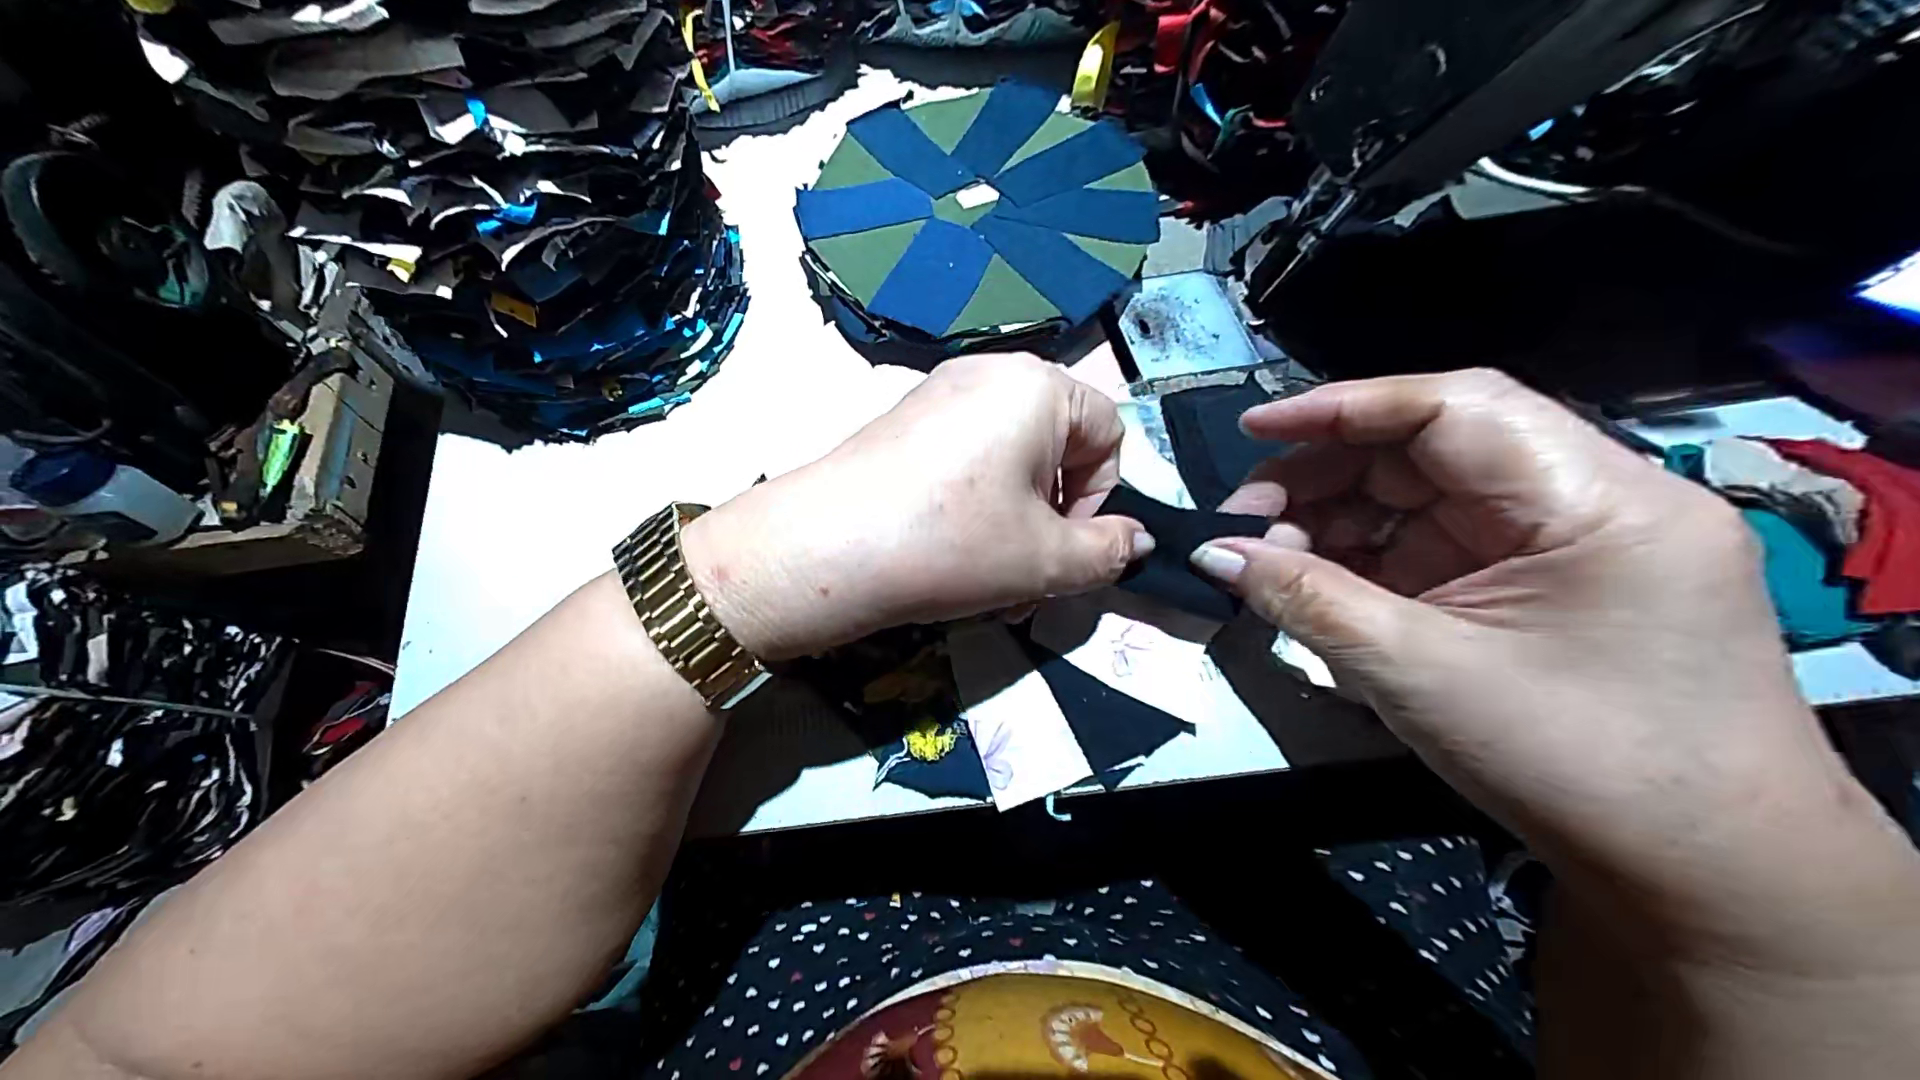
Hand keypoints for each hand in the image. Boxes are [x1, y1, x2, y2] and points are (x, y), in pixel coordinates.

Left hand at [681, 354, 1148, 660]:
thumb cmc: (952, 545)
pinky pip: (966, 457)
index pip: (1108, 435)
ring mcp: (939, 392)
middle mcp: (990, 373)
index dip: (1099, 498)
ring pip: (1010, 460)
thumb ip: (1108, 551)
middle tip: (1027, 574)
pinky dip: (975, 504)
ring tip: (989, 577)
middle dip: (1053, 517)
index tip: (1064, 545)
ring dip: (1016, 521)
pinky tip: (950, 551)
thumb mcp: (1046, 560)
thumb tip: (1134, 540)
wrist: (822, 550)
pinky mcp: (904, 420)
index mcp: (1038, 387)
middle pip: (1056, 447)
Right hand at [1194, 370, 1919, 971]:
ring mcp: (1555, 539)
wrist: (1692, 873)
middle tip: (1242, 519)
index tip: (1254, 428)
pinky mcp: (1529, 579)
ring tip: (1265, 558)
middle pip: (1426, 450)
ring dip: (1334, 519)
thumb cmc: (1569, 760)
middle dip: (1323, 477)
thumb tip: (1209, 553)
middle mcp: (1583, 498)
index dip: (1342, 406)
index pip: (1453, 408)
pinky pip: (1428, 542)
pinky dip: (1361, 556)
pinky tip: (1310, 578)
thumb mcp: (1413, 668)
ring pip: (1419, 495)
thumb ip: (1302, 596)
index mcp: (1595, 499)